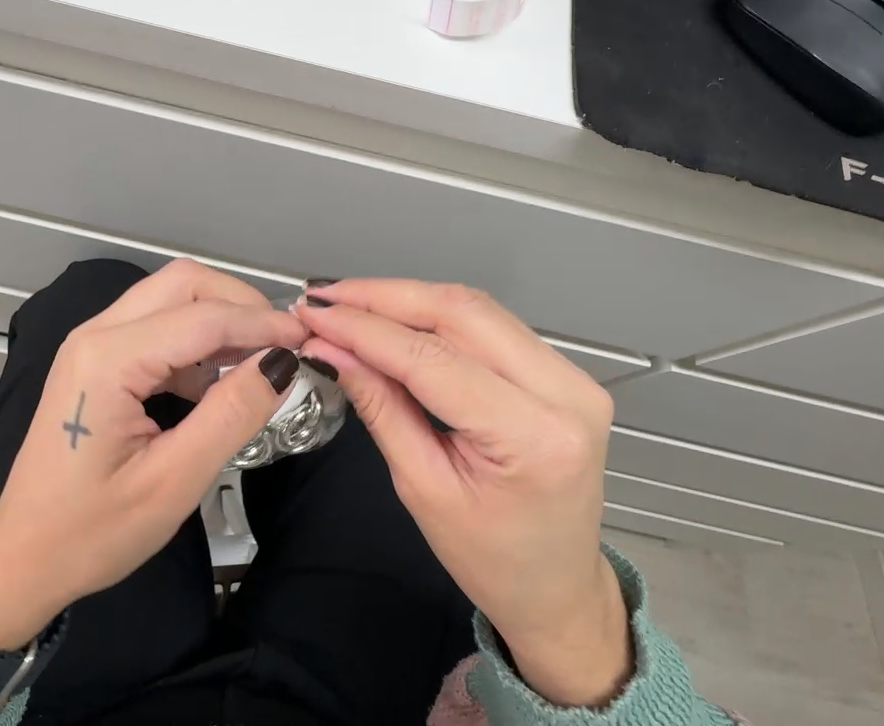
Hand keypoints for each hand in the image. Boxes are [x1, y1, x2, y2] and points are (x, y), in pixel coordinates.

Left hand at [0, 261, 305, 724]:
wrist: (23, 559)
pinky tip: (217, 382)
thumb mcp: (173, 481)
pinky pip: (155, 327)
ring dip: (219, 319)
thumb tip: (282, 362)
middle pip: (183, 284)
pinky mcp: (95, 361)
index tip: (310, 341)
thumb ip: (232, 414)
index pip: (203, 317)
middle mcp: (95, 335)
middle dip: (240, 304)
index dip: (263, 322)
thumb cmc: (91, 532)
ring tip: (261, 363)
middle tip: (285, 345)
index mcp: (108, 359)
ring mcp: (91, 344)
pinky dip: (195, 341)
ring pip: (169, 298)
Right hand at [295, 279, 630, 708]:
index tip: (311, 315)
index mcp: (533, 437)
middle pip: (461, 311)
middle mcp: (565, 393)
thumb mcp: (421, 487)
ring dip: (405, 298)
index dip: (364, 329)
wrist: (558, 588)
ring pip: (475, 308)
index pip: (432, 358)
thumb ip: (379, 406)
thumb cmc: (489, 558)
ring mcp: (571, 376)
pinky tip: (391, 316)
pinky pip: (489, 324)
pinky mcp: (562, 371)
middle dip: (383, 296)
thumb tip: (327, 348)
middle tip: (323, 295)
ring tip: (346, 301)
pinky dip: (432, 313)